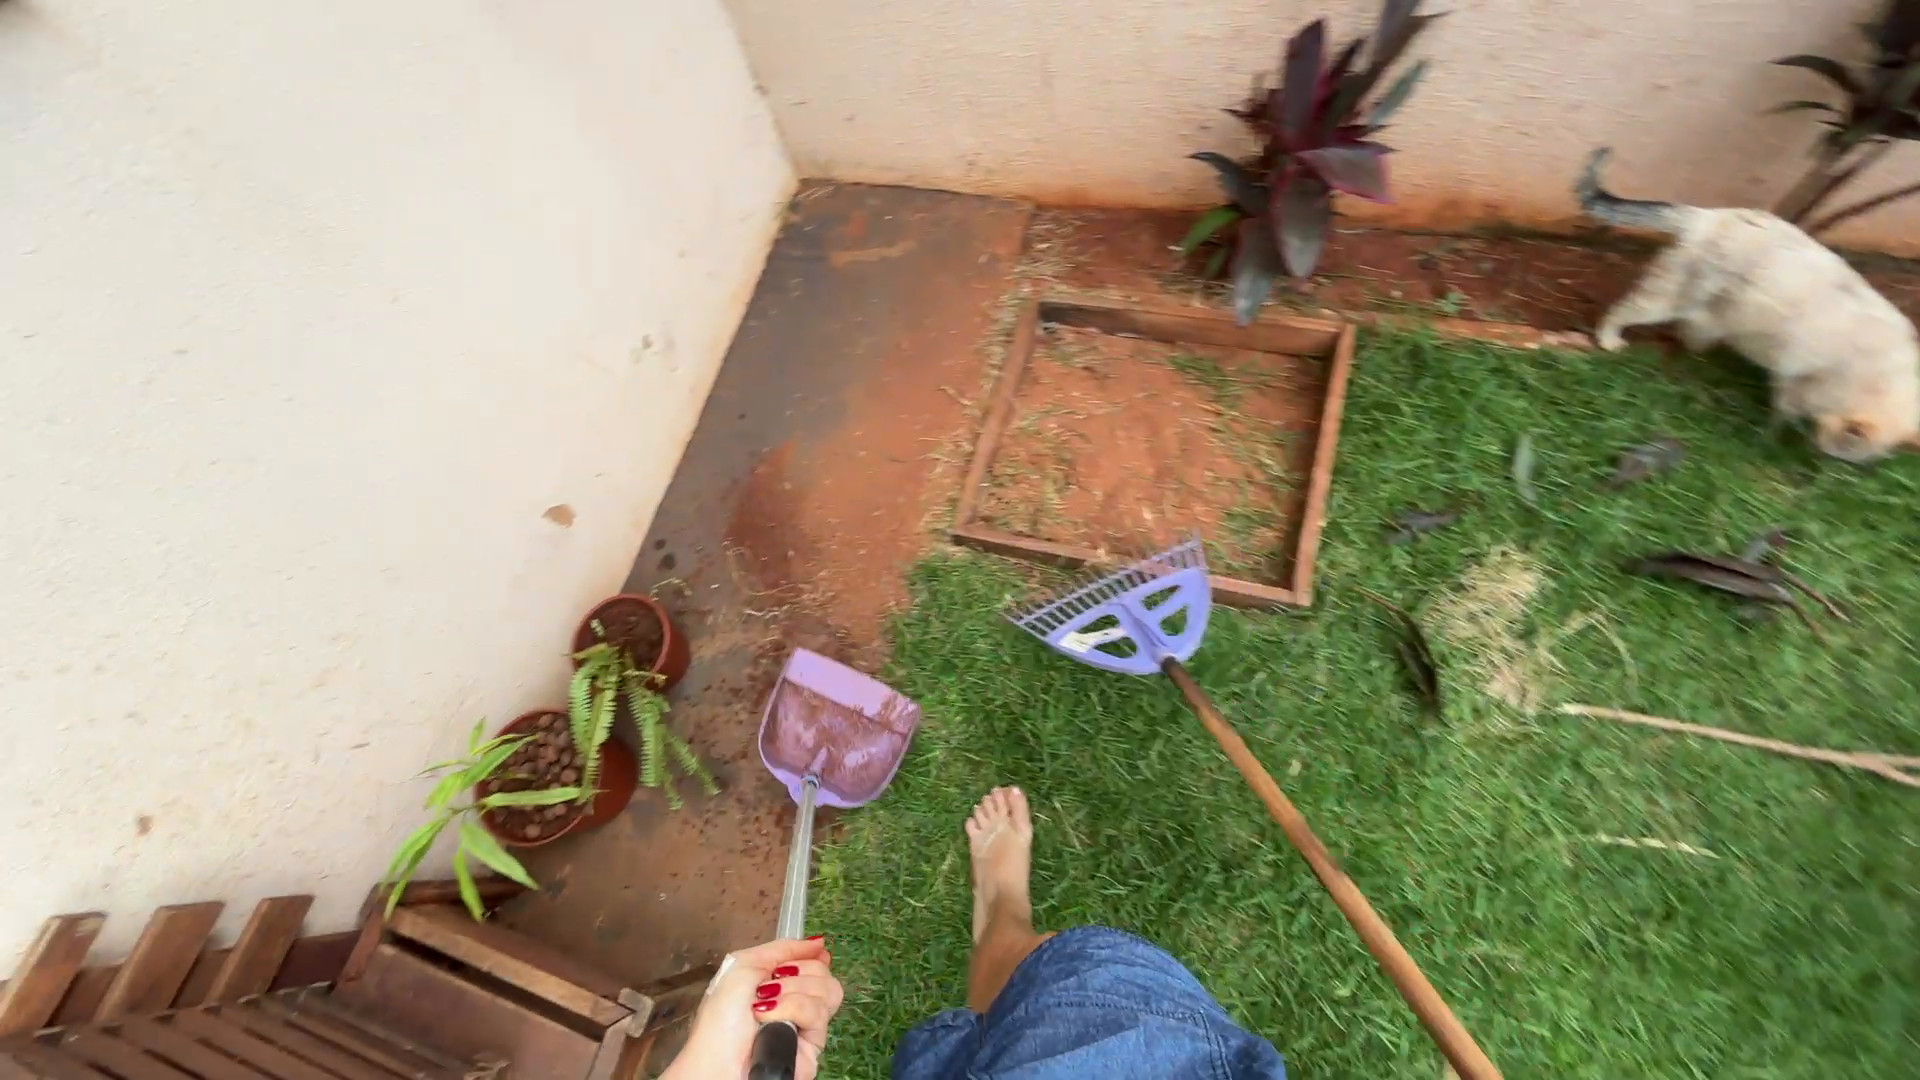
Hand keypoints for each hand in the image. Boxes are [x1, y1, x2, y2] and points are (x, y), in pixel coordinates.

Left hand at [662, 937, 842, 1079]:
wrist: (718, 1062)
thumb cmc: (722, 1016)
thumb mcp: (743, 965)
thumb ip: (782, 948)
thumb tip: (818, 942)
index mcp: (782, 984)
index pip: (815, 961)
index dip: (814, 954)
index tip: (814, 950)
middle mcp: (799, 1003)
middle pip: (824, 971)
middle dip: (799, 970)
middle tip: (773, 983)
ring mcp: (807, 1025)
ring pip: (828, 990)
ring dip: (794, 990)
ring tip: (766, 1006)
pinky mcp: (814, 1046)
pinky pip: (818, 1014)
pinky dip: (793, 1008)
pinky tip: (771, 1018)